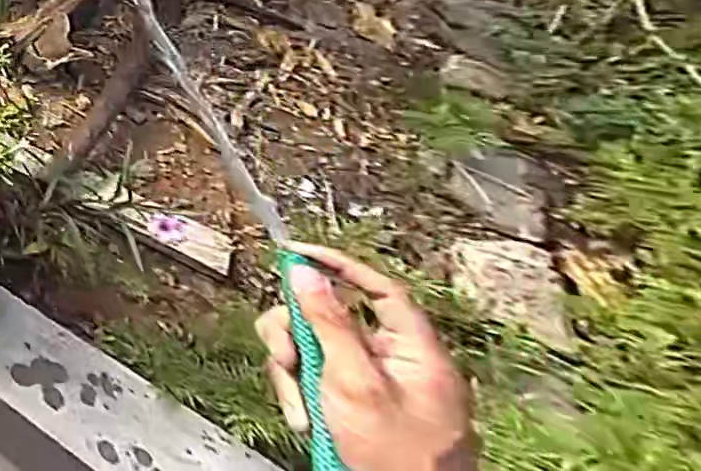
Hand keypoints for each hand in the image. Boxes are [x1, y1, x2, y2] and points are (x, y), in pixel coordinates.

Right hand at [256, 243, 475, 470]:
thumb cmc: (395, 459)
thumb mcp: (354, 383)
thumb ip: (328, 323)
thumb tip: (303, 271)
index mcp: (416, 355)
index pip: (378, 289)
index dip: (338, 264)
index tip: (294, 251)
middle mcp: (394, 362)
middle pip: (328, 316)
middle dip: (295, 334)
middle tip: (284, 354)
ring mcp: (371, 381)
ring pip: (310, 343)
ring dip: (291, 368)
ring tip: (299, 403)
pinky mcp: (350, 397)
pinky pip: (310, 371)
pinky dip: (298, 389)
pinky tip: (305, 417)